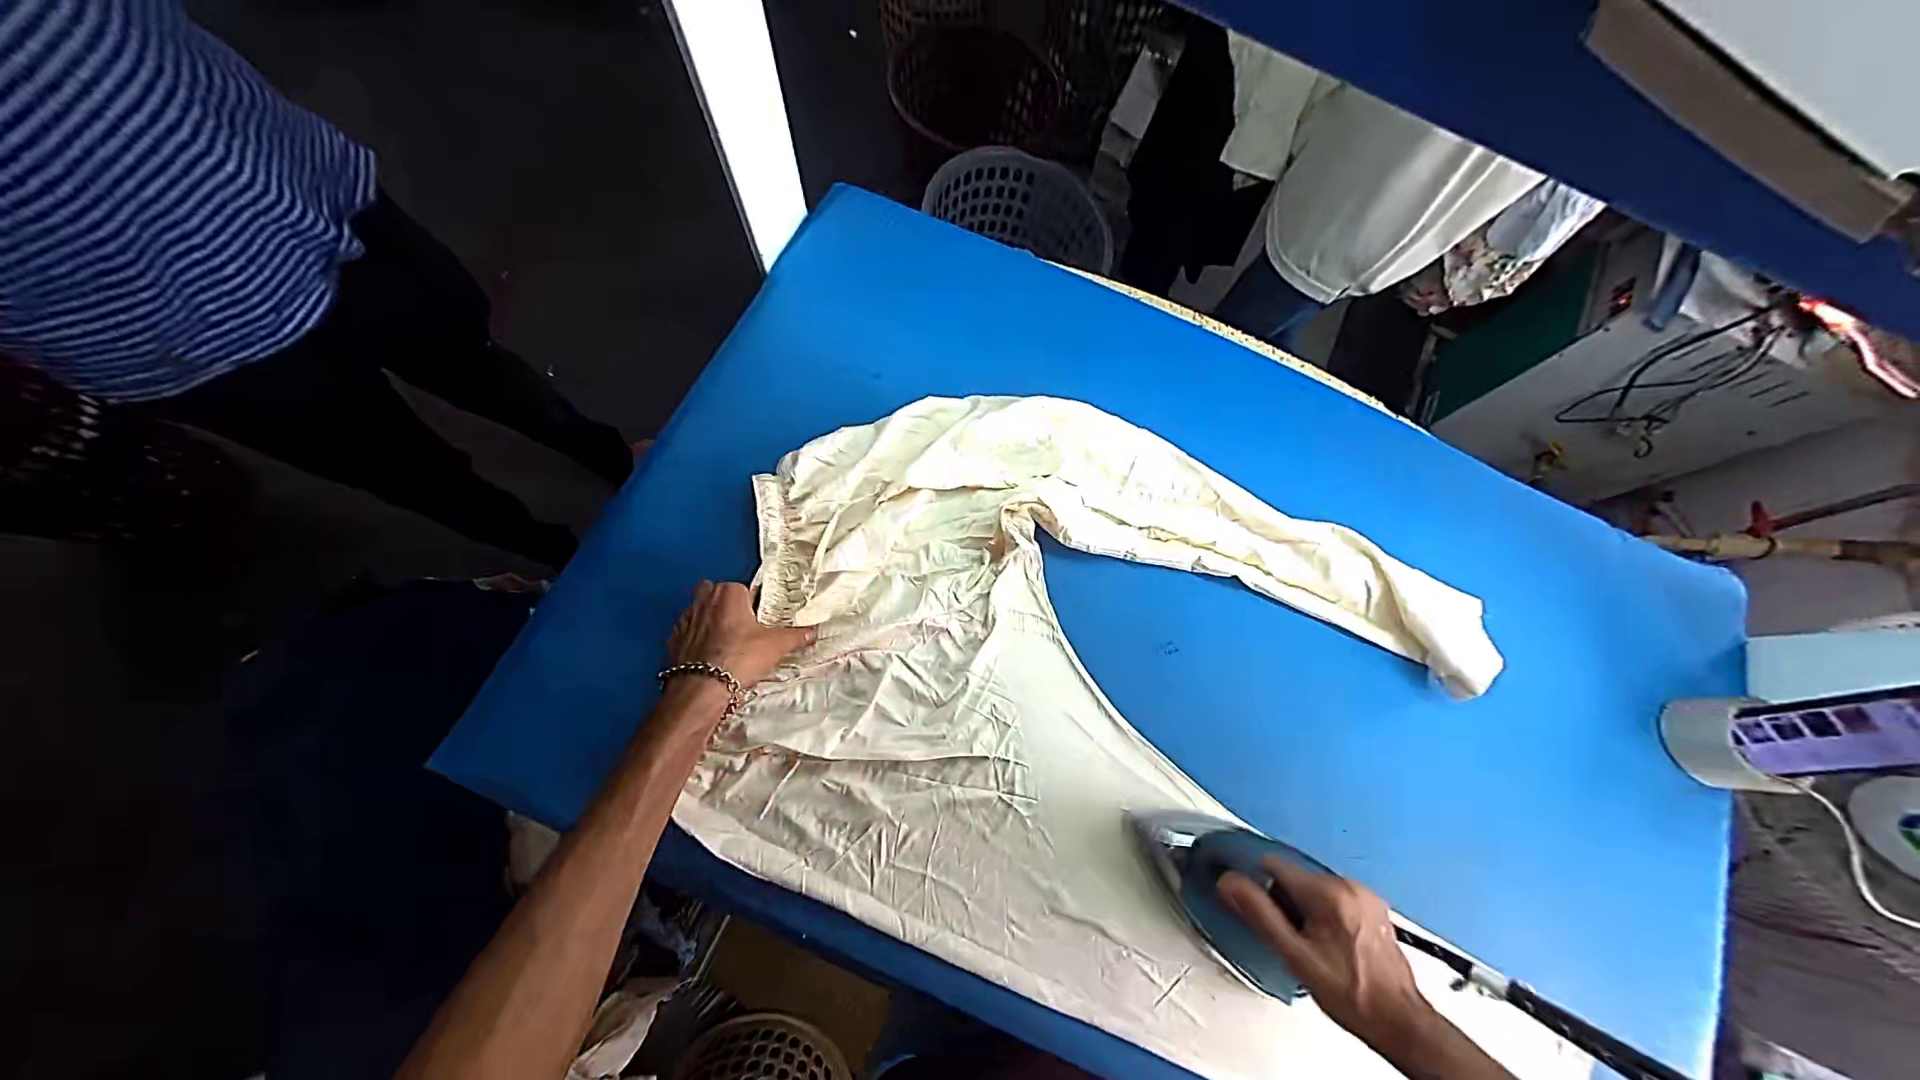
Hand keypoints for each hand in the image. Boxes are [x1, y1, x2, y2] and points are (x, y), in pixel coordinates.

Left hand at [668, 581, 815, 689]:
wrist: (702, 688)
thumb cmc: (740, 657)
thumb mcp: (776, 646)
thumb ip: (795, 636)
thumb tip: (811, 632)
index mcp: (728, 592)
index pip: (744, 589)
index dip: (753, 604)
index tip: (760, 620)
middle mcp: (703, 600)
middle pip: (715, 594)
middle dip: (725, 605)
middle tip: (742, 626)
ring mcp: (684, 620)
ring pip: (699, 613)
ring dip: (709, 622)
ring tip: (726, 644)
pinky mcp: (672, 641)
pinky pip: (687, 634)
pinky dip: (696, 642)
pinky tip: (709, 657)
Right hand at [1218, 857, 1429, 1045]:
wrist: (1399, 1023)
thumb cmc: (1353, 996)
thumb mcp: (1293, 955)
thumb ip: (1258, 913)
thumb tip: (1230, 883)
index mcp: (1328, 892)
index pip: (1272, 864)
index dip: (1257, 883)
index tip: (1253, 901)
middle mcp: (1348, 886)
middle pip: (1294, 877)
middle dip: (1284, 901)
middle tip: (1292, 936)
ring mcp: (1364, 896)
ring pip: (1313, 887)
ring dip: (1304, 908)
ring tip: (1313, 943)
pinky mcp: (1372, 907)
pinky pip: (1333, 896)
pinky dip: (1324, 912)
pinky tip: (1330, 942)